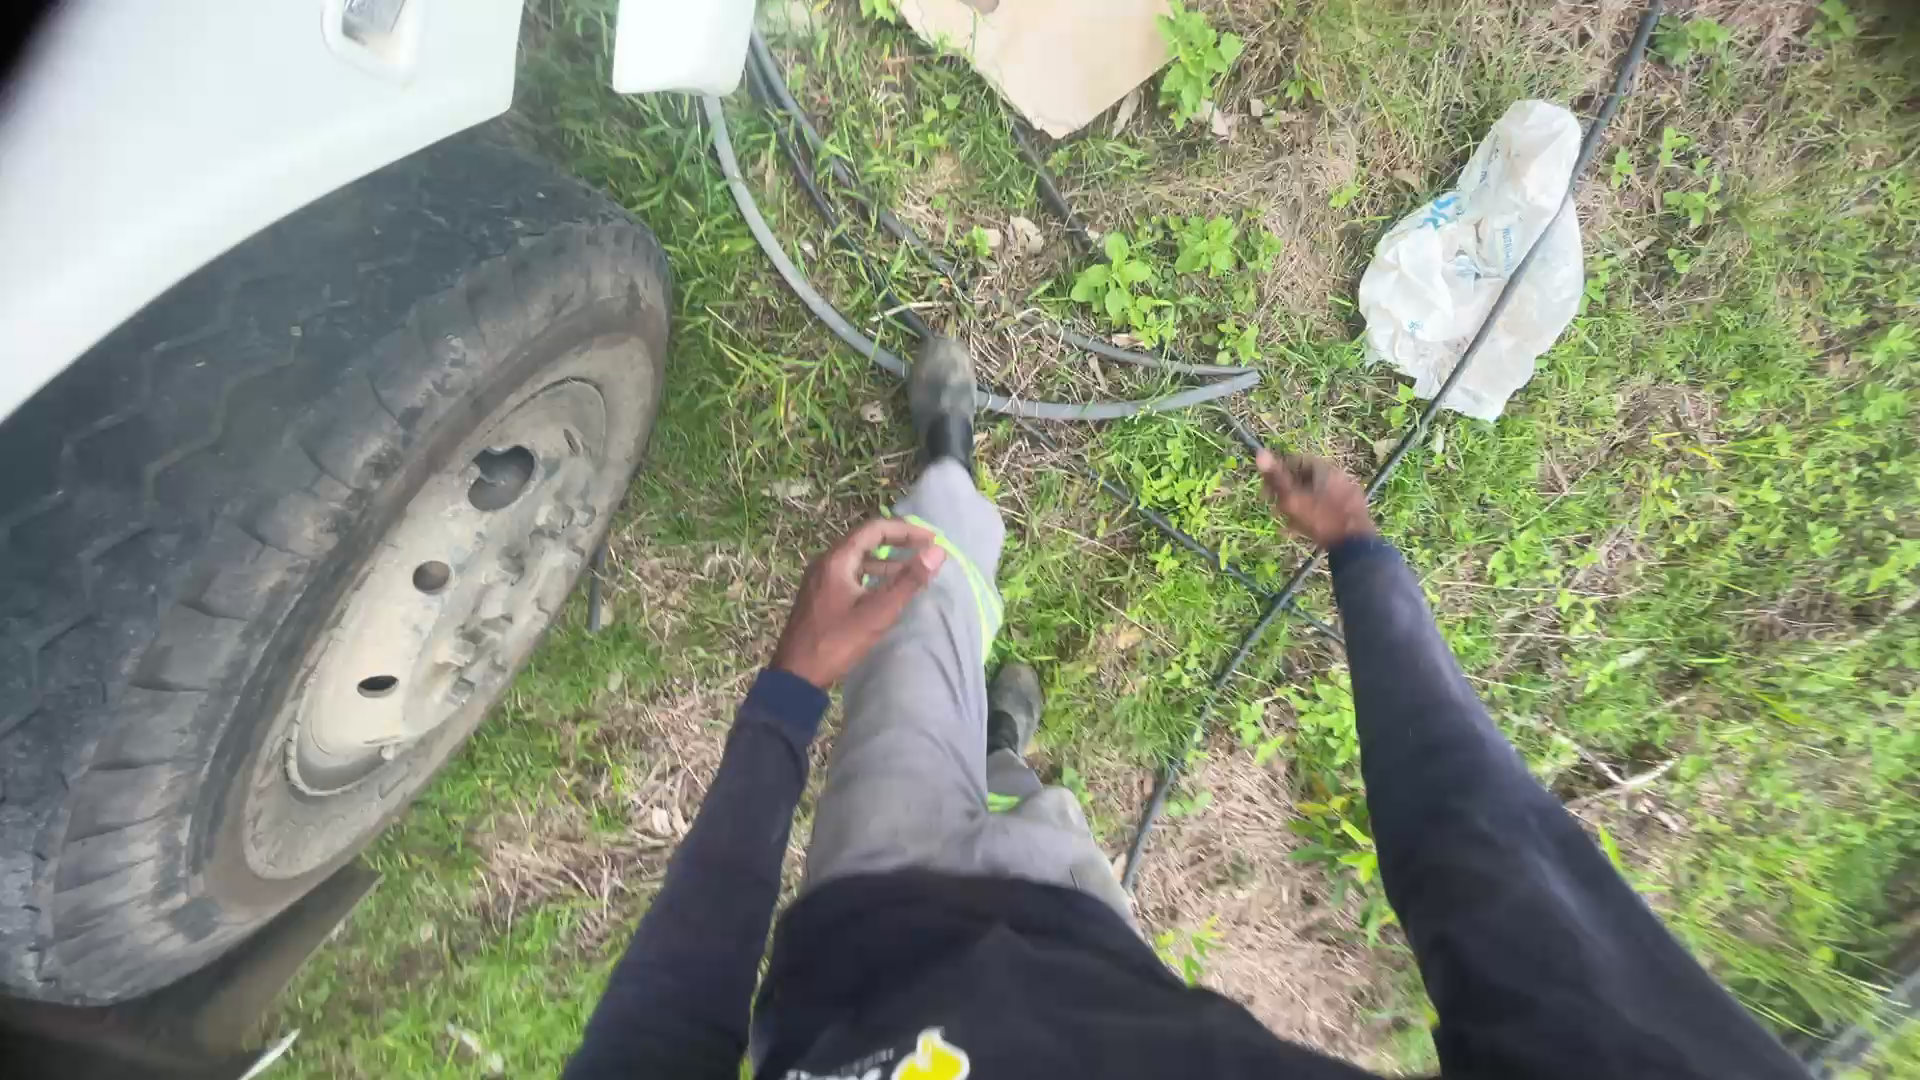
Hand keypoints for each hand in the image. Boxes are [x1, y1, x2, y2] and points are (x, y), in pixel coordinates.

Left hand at [770, 518, 946, 689]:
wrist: (795, 674)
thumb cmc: (837, 641)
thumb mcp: (878, 612)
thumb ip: (909, 580)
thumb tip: (937, 552)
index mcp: (837, 560)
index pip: (875, 529)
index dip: (906, 530)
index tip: (932, 539)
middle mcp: (826, 562)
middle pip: (866, 540)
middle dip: (898, 542)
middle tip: (926, 549)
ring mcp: (820, 578)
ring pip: (858, 559)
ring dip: (886, 560)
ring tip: (913, 569)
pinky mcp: (820, 594)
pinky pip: (850, 574)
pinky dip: (872, 575)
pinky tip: (887, 589)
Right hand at [1255, 450, 1376, 549]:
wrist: (1354, 543)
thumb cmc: (1320, 518)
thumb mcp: (1292, 498)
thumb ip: (1276, 477)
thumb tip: (1259, 452)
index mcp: (1324, 469)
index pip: (1295, 461)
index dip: (1278, 473)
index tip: (1268, 490)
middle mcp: (1338, 475)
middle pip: (1305, 478)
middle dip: (1287, 493)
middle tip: (1276, 508)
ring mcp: (1348, 492)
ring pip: (1314, 494)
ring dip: (1298, 505)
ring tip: (1288, 523)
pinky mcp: (1353, 508)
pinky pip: (1326, 506)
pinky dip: (1312, 513)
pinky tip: (1304, 529)